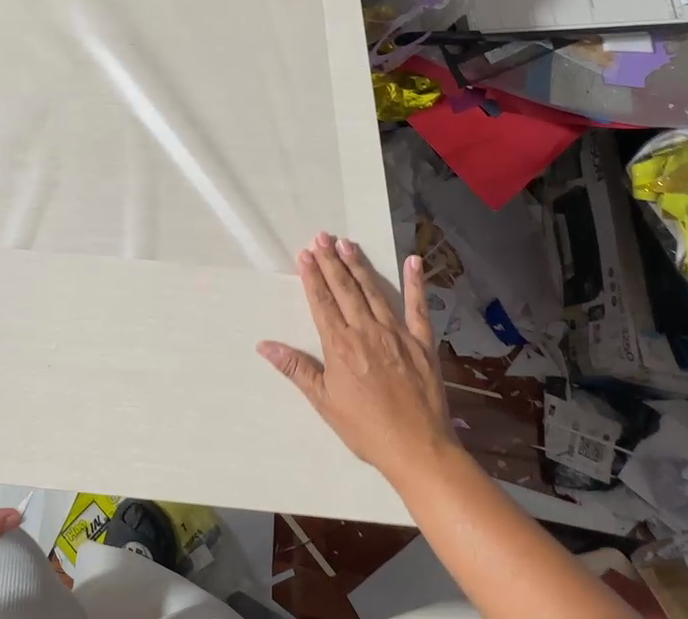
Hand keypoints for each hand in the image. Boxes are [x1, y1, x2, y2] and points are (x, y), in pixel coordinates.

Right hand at [257, 233, 456, 482]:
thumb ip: (296, 368)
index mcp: (340, 345)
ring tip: (347, 244)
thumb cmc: (365, 429)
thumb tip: (264, 345)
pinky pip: (419, 308)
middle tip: (322, 237)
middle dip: (331, 262)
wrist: (418, 449)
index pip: (322, 302)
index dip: (312, 276)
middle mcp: (367, 332)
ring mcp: (397, 335)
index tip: (305, 254)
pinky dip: (416, 284)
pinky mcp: (422, 343)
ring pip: (374, 292)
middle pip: (345, 290)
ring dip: (359, 266)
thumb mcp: (324, 401)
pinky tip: (413, 263)